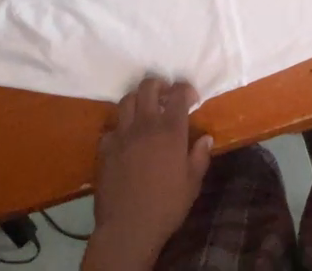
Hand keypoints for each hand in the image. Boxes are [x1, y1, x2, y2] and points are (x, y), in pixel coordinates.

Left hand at [82, 77, 212, 270]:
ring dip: (138, 100)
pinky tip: (125, 138)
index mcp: (170, 130)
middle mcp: (145, 124)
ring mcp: (122, 134)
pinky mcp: (105, 147)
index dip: (186, 89)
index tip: (191, 97)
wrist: (128, 227)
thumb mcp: (192, 184)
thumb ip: (200, 157)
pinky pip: (111, 127)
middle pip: (148, 87)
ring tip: (144, 110)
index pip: (179, 94)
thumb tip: (206, 138)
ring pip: (126, 100)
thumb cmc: (166, 206)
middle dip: (159, 85)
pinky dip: (120, 127)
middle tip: (166, 95)